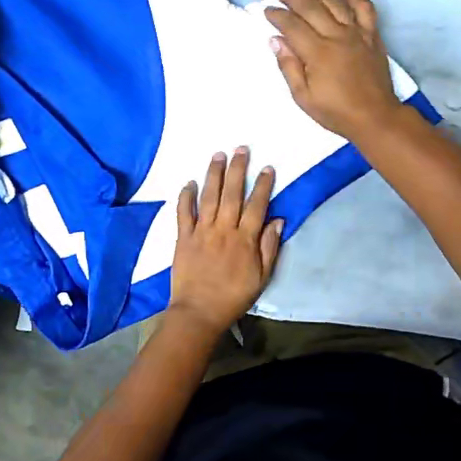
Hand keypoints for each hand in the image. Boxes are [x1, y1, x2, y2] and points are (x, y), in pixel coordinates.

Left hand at [167, 147, 282, 332]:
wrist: (199, 312)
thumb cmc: (234, 297)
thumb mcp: (262, 276)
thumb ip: (269, 247)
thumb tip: (278, 220)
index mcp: (245, 239)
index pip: (257, 205)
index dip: (263, 185)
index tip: (267, 168)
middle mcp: (224, 229)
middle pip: (232, 194)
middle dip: (238, 169)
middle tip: (241, 148)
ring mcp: (202, 232)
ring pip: (209, 197)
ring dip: (214, 174)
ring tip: (218, 155)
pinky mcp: (183, 238)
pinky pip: (184, 212)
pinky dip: (186, 196)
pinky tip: (189, 182)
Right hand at [266, 0, 405, 141]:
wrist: (375, 116)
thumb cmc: (335, 111)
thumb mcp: (303, 97)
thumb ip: (289, 67)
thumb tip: (276, 40)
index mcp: (318, 53)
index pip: (293, 26)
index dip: (278, 15)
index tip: (268, 10)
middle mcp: (337, 36)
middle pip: (312, 7)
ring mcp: (358, 33)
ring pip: (336, 0)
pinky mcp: (372, 35)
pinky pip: (364, 7)